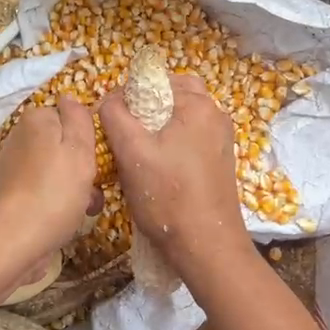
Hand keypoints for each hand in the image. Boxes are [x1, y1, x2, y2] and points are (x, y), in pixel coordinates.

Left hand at [0, 98, 98, 256]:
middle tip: (94, 188)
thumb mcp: (78, 149)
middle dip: (84, 167)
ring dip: (77, 188)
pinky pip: (48, 190)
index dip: (88, 139)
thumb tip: (70, 98)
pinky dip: (61, 202)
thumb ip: (78, 119)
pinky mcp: (15, 192)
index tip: (97, 160)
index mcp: (36, 119)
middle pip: (65, 145)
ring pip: (59, 170)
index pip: (70, 117)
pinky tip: (69, 221)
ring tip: (86, 209)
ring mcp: (16, 165)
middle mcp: (22, 137)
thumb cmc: (53, 192)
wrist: (13, 241)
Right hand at [100, 73, 252, 270]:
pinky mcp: (219, 158)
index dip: (127, 95)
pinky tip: (156, 165)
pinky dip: (170, 139)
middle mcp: (215, 114)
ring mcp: (220, 137)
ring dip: (156, 124)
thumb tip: (108, 99)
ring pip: (178, 114)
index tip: (113, 122)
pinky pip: (189, 133)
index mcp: (198, 105)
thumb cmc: (168, 197)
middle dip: (144, 106)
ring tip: (137, 150)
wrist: (209, 250)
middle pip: (168, 93)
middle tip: (125, 132)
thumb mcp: (131, 151)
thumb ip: (114, 114)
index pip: (152, 79)